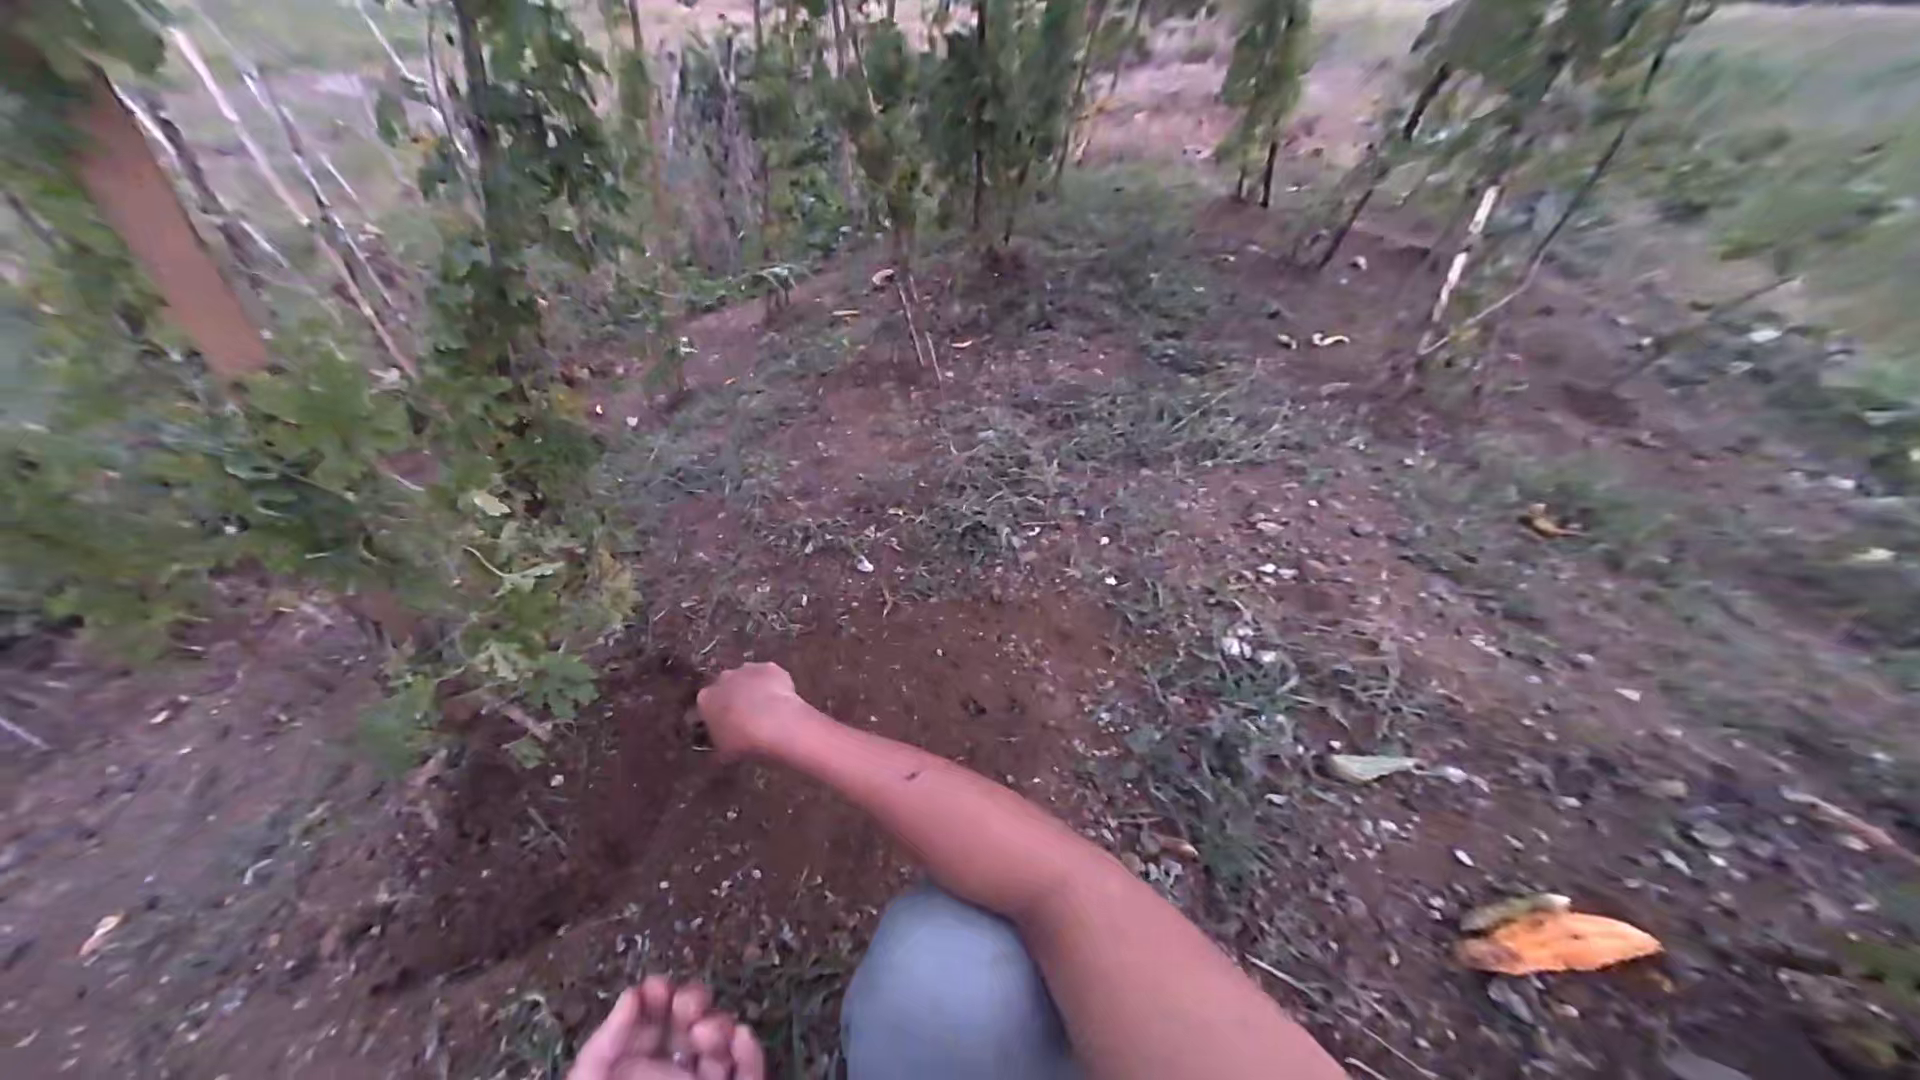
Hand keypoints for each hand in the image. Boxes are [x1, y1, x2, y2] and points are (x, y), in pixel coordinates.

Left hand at [568, 977, 763, 1079]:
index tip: (656, 987)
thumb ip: (604, 1045)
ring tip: (707, 1031)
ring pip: (723, 1044)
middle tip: (687, 1004)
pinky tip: (743, 1037)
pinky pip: (749, 1074)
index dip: (658, 996)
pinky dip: (751, 1055)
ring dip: (721, 1025)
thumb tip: (634, 991)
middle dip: (694, 1002)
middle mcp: (670, 1072)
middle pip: (691, 1022)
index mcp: (634, 1067)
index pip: (653, 1019)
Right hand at [696, 662, 807, 757]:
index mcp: (706, 699)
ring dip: (755, 688)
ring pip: (749, 677)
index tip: (728, 724)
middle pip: (727, 686)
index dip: (719, 714)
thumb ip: (719, 743)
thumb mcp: (723, 751)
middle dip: (735, 697)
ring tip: (769, 708)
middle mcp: (724, 678)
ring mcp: (748, 669)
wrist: (774, 723)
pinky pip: (771, 675)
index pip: (708, 704)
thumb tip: (723, 747)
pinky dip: (775, 684)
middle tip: (748, 716)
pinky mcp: (770, 667)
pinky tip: (783, 700)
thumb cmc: (743, 741)